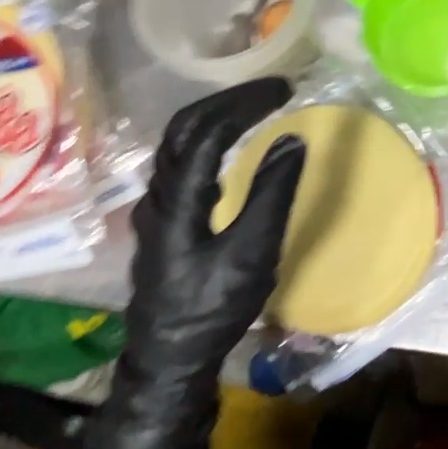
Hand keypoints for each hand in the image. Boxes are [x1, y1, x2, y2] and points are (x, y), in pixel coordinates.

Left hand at [82, 77, 306, 448]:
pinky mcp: (163, 219)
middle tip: (273, 91)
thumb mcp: (252, 255)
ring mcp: (156, 206)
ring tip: (255, 108)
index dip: (245, 103)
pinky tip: (230, 150)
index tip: (285, 90)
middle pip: (184, 127)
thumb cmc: (213, 308)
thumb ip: (271, 195)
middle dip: (229, 100)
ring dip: (216, 116)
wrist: (169, 358)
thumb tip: (291, 140)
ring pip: (178, 143)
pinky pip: (181, 162)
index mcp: (178, 198)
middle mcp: (158, 193)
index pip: (207, 129)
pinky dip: (208, 139)